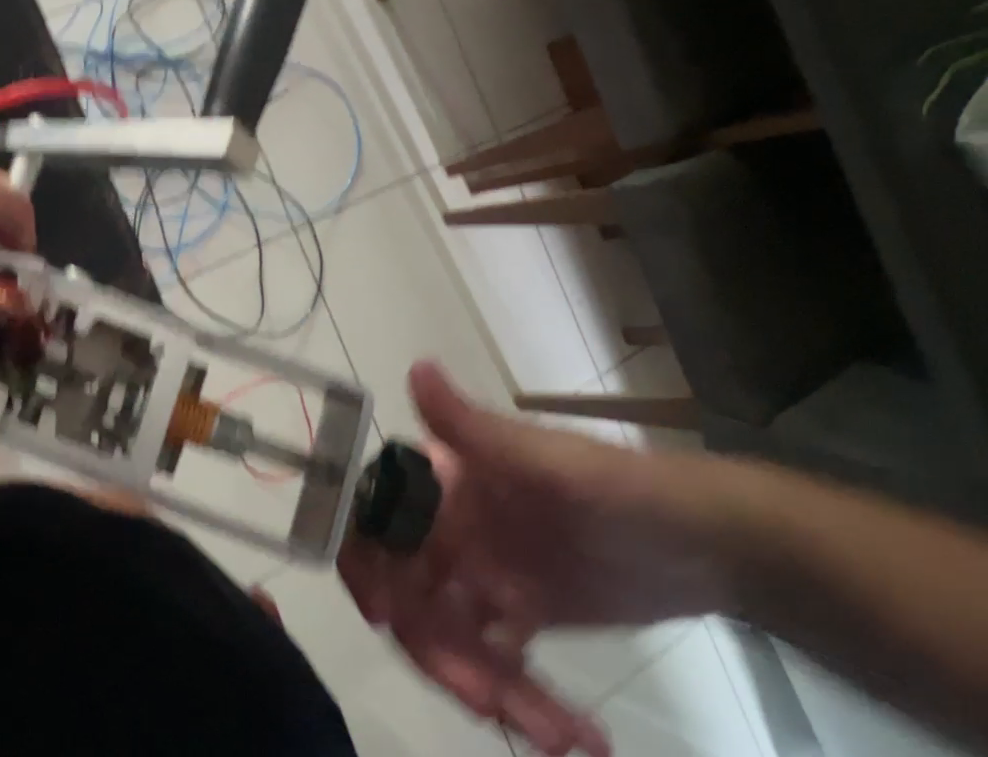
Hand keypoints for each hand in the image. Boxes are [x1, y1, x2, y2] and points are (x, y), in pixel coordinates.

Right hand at [337, 363, 734, 756]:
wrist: (717, 544)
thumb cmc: (624, 488)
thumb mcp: (548, 461)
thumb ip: (474, 427)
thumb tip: (417, 367)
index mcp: (441, 490)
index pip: (379, 528)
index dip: (368, 569)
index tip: (386, 616)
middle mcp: (447, 532)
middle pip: (410, 599)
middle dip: (443, 655)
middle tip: (490, 701)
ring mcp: (479, 577)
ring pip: (451, 642)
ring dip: (495, 694)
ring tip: (561, 735)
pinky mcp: (516, 615)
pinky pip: (496, 665)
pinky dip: (525, 703)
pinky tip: (575, 734)